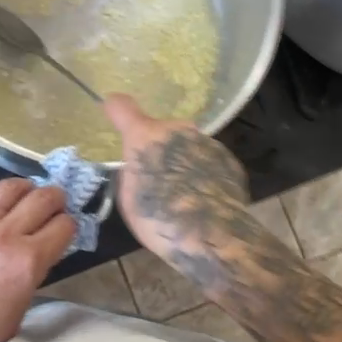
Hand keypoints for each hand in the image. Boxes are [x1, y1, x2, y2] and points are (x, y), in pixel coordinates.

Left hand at [0, 179, 75, 341]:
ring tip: (31, 192)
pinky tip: (2, 205)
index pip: (63, 225)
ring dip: (27, 188)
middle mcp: (5, 237)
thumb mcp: (28, 298)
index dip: (70, 225)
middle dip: (56, 199)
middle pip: (41, 199)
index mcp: (29, 261)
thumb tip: (46, 244)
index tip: (68, 228)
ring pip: (9, 189)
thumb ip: (39, 265)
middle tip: (58, 202)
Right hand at [104, 94, 252, 262]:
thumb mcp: (128, 198)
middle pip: (161, 130)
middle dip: (157, 146)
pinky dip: (202, 172)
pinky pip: (207, 159)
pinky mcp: (228, 159)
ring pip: (186, 144)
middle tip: (156, 176)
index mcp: (144, 137)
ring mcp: (205, 142)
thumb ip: (131, 173)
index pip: (122, 107)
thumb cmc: (159, 218)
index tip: (113, 111)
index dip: (115, 109)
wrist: (211, 234)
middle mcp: (176, 131)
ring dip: (181, 159)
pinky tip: (203, 197)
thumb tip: (137, 167)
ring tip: (183, 192)